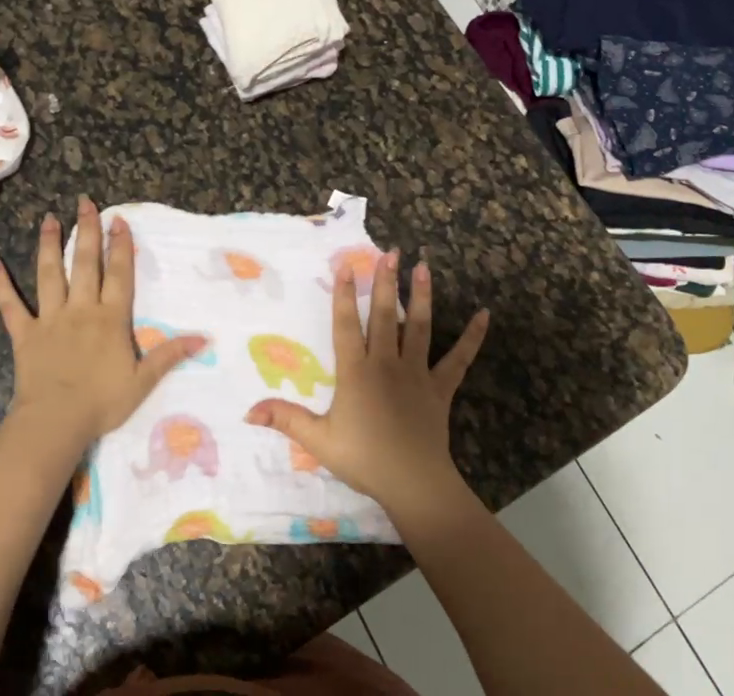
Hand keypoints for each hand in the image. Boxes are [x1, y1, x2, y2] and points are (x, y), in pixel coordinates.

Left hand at [0, 197, 203, 445]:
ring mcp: (50, 318)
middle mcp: (81, 309)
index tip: (119, 220)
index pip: (119, 274)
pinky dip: (0, 282)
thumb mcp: (143, 381)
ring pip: (49, 274)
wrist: (56, 421)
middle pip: (85, 264)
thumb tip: (203, 338)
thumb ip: (170, 355)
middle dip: (86, 231)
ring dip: (48, 245)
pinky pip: (10, 304)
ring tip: (49, 219)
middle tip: (85, 203)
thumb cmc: (102, 403)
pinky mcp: (24, 333)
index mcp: (110, 318)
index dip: (120, 246)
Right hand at [245, 249, 488, 515]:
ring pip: (420, 327)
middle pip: (384, 316)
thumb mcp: (318, 440)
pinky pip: (459, 359)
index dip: (344, 295)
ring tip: (423, 267)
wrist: (413, 481)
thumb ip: (285, 419)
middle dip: (385, 283)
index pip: (346, 326)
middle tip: (390, 252)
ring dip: (421, 296)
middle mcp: (386, 364)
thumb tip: (248, 410)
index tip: (346, 265)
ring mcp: (416, 374)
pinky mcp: (440, 388)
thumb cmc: (364, 459)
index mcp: (356, 372)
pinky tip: (485, 315)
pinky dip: (472, 337)